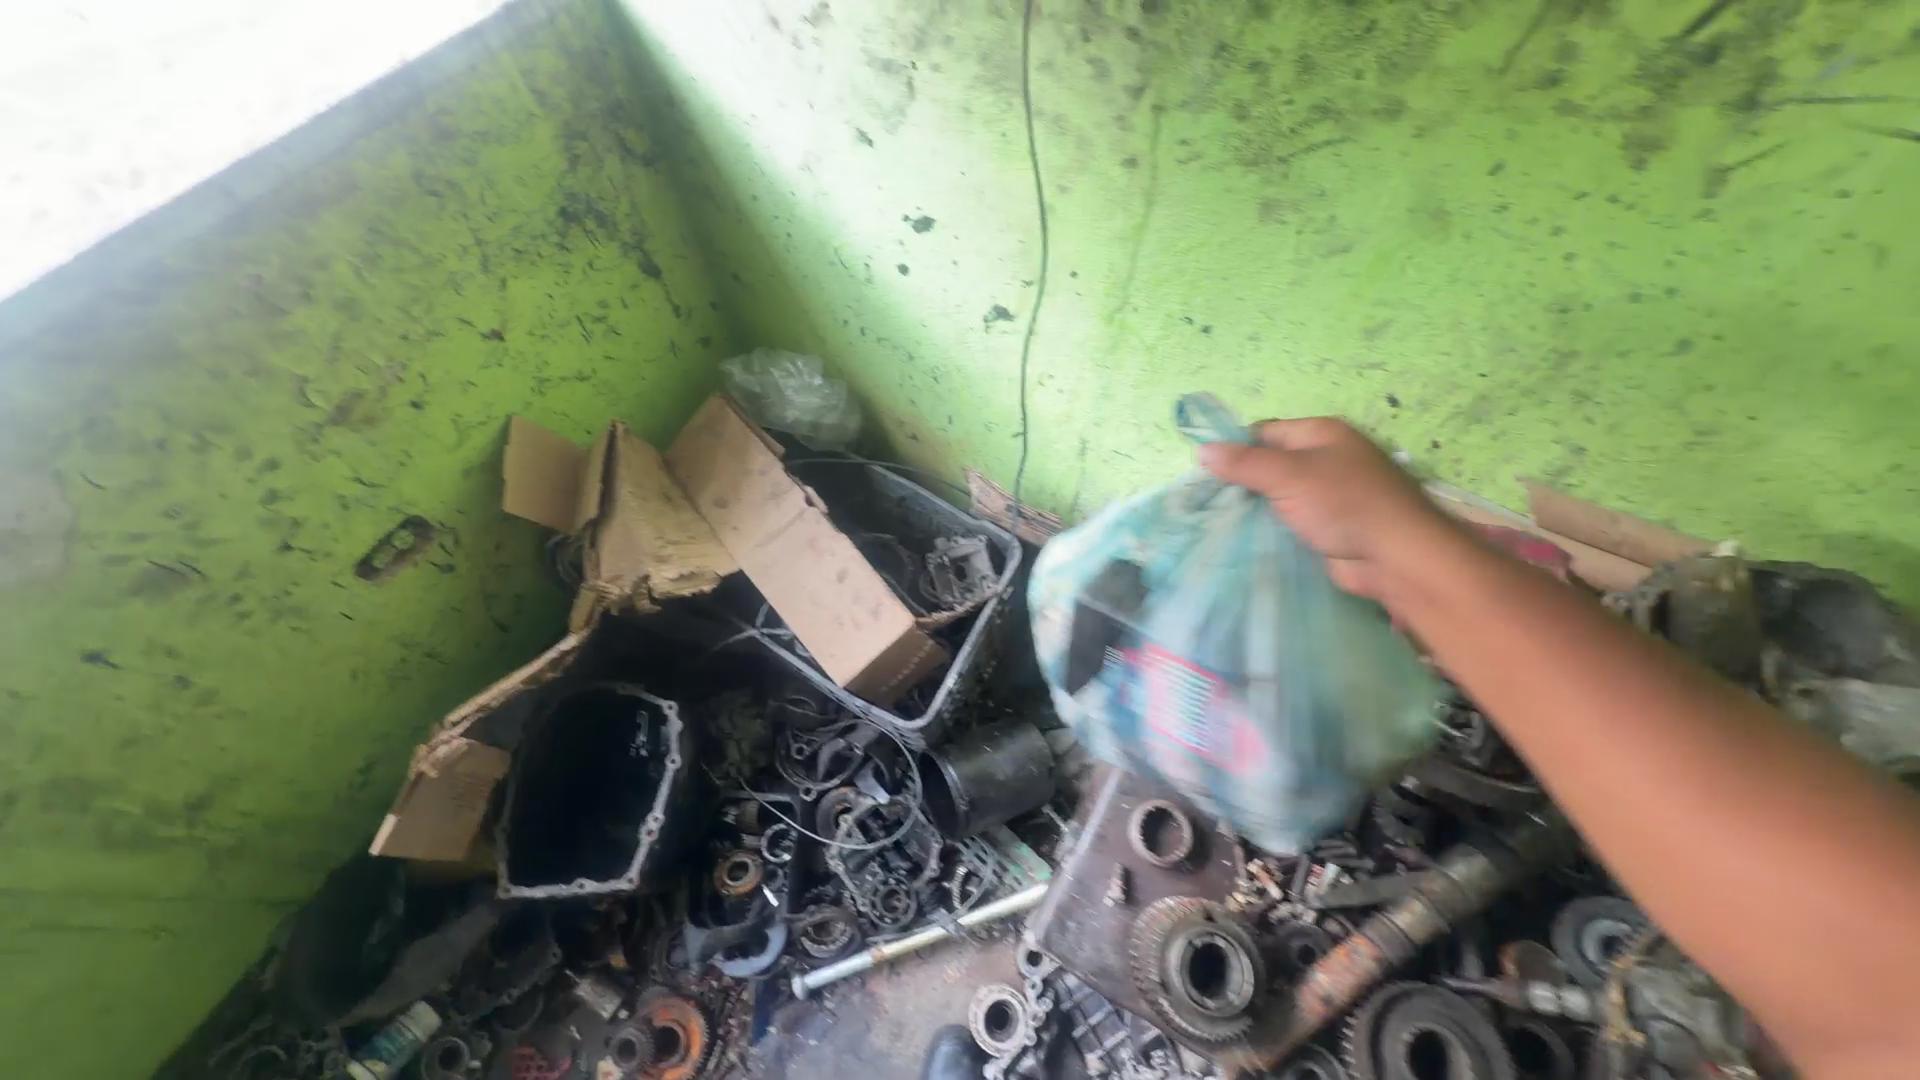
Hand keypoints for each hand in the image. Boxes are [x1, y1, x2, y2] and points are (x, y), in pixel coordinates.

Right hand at [1197, 417, 1453, 599]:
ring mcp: (1328, 493)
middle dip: (1242, 481)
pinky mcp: (1327, 525)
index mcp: (1321, 433)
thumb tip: (1202, 450)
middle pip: (1270, 463)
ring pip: (1277, 495)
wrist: (1394, 557)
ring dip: (1254, 507)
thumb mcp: (1288, 476)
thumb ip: (1244, 463)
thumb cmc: (1344, 504)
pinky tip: (1246, 536)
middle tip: (1210, 501)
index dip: (1236, 449)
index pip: (1265, 432)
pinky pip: (1288, 520)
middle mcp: (1325, 458)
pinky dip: (1270, 526)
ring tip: (1220, 520)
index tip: (1208, 474)